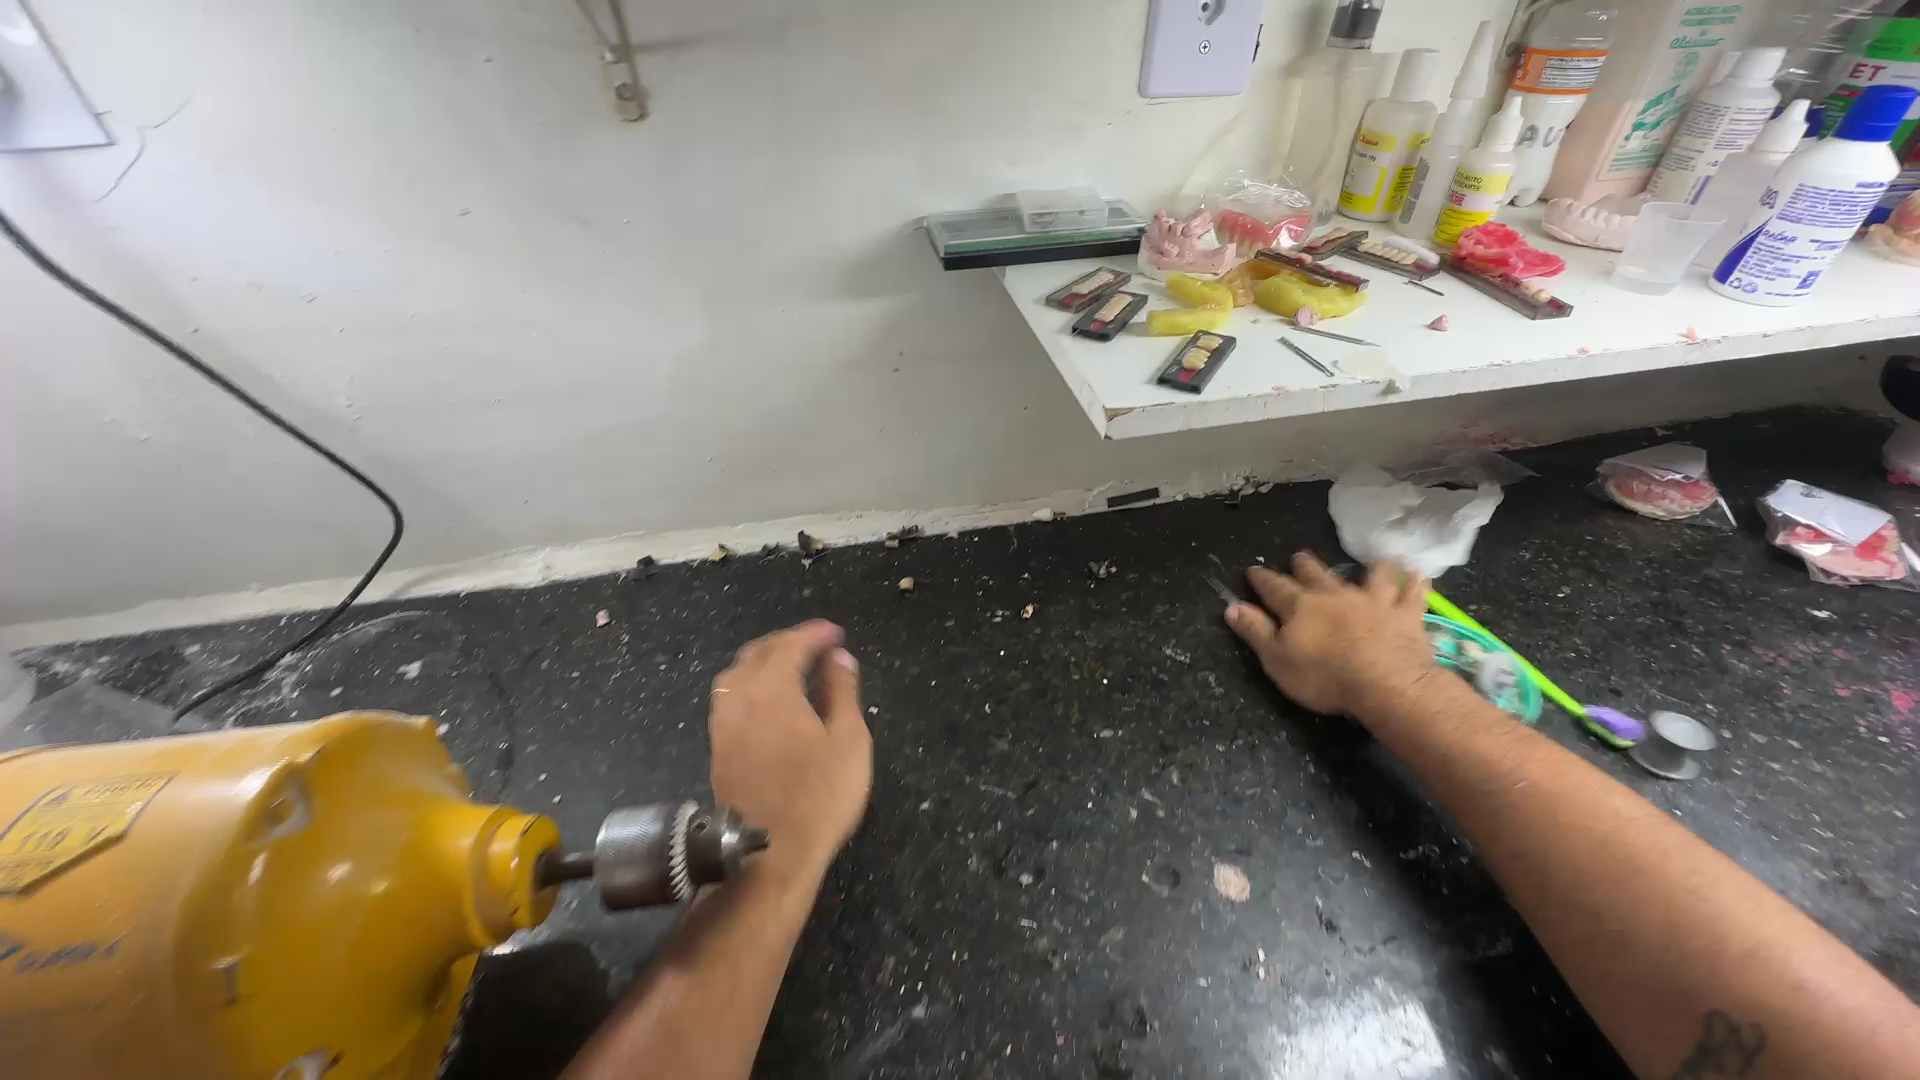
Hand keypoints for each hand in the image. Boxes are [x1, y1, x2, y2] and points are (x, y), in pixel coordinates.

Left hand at [708, 620, 871, 880]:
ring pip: (736, 675)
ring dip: (762, 661)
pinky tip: (766, 700)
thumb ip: (842, 691)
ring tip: (789, 665)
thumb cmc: (820, 795)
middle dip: (786, 642)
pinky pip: (729, 698)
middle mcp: (739, 699)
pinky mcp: (718, 749)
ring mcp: (723, 725)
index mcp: (771, 690)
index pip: (790, 646)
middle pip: (756, 654)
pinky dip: (749, 684)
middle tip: (815, 643)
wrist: (771, 854)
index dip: (814, 634)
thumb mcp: (848, 739)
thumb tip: (838, 658)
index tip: (836, 633)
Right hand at [1224, 552, 1437, 717]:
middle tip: (1300, 556)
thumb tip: (1232, 606)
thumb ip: (1255, 631)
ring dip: (1369, 568)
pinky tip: (1419, 575)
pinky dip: (1415, 584)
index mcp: (1300, 606)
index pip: (1275, 587)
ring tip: (1371, 562)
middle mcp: (1334, 595)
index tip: (1254, 569)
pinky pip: (1412, 595)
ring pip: (1370, 576)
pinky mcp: (1405, 615)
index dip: (1262, 578)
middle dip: (1305, 565)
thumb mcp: (1277, 659)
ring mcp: (1373, 602)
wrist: (1386, 684)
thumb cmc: (1324, 677)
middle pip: (1316, 574)